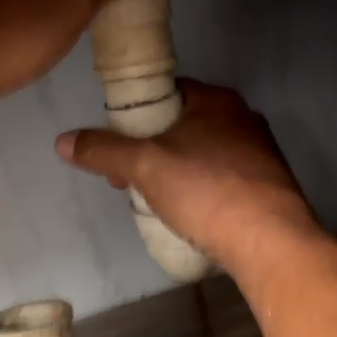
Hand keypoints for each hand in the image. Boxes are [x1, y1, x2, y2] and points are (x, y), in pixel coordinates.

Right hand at [57, 80, 321, 272]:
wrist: (273, 244)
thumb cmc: (207, 191)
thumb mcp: (144, 166)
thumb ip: (103, 150)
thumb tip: (63, 141)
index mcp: (215, 99)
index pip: (164, 91)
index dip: (132, 116)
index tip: (115, 146)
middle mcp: (242, 117)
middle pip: (181, 124)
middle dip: (149, 150)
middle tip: (126, 180)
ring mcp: (260, 152)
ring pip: (201, 153)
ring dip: (174, 172)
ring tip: (153, 202)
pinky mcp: (269, 186)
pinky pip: (222, 178)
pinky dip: (201, 191)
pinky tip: (189, 217)